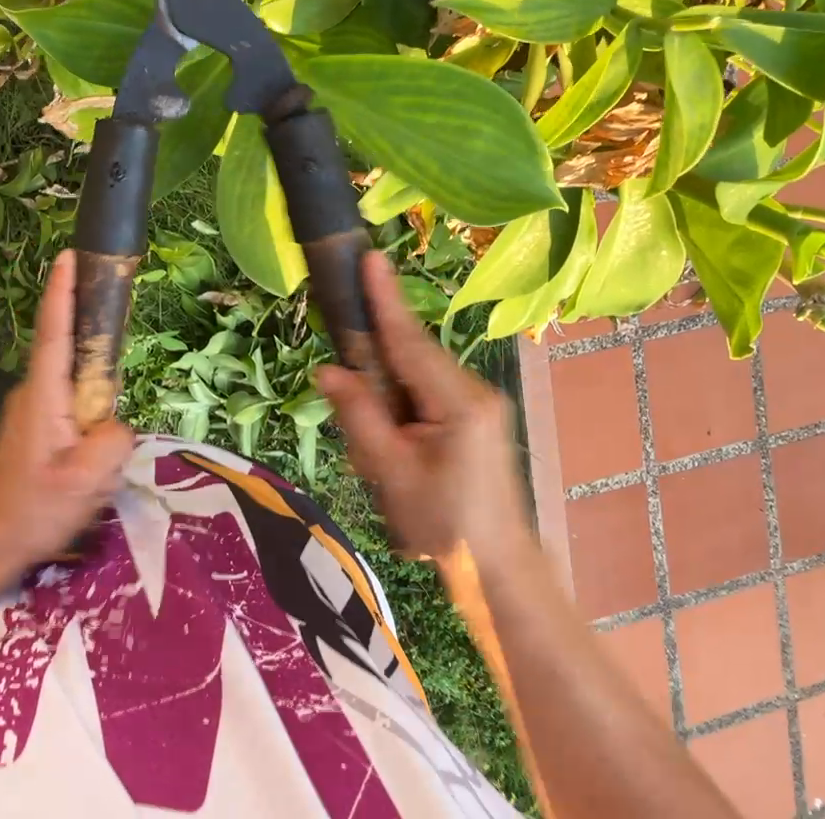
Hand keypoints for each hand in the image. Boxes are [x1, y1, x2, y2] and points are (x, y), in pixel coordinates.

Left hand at [0, 250, 135, 567]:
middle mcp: (33, 392)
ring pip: (75, 386)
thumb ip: (115, 438)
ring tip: (100, 455)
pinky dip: (86, 416)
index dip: (61, 291)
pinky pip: (69, 406)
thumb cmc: (38, 508)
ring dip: (95, 401)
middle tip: (115, 373)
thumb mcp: (89, 479)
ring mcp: (30, 409)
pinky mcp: (34, 426)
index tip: (68, 255)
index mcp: (44, 395)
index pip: (54, 331)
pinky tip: (90, 457)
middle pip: (71, 354)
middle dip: (97, 353)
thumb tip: (115, 423)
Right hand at [315, 252, 528, 562]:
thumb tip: (327, 370)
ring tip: (379, 454)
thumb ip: (359, 415)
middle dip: (373, 366)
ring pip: (415, 377)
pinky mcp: (474, 419)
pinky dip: (399, 407)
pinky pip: (424, 395)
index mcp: (459, 402)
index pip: (409, 341)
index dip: (385, 299)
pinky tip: (392, 446)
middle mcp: (474, 392)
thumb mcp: (390, 472)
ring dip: (384, 396)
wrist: (497, 567)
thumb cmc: (443, 526)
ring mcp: (479, 404)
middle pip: (410, 357)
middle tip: (351, 401)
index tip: (370, 257)